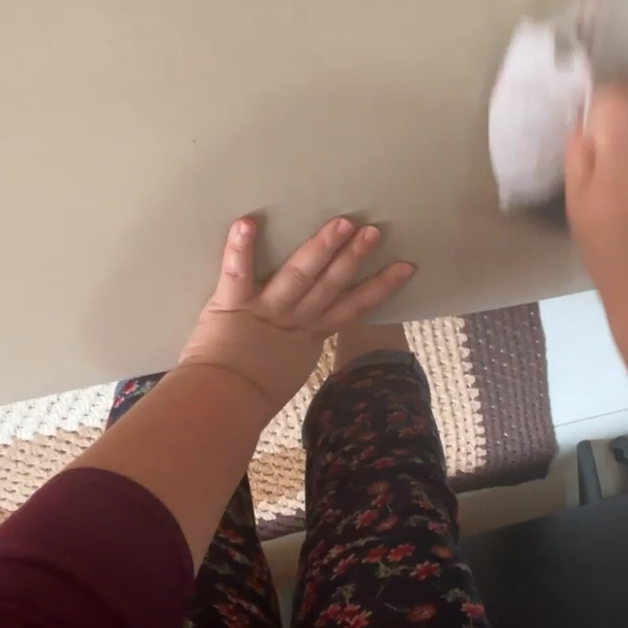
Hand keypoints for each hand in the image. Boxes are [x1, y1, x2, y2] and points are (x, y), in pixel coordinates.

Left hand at [179, 217, 415, 410]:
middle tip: (372, 231)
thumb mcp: (289, 368)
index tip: (405, 266)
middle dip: (353, 257)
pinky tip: (246, 221)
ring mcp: (266, 309)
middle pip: (330, 283)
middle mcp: (295, 317)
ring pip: (298, 274)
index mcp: (310, 332)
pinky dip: (240, 248)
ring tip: (342, 223)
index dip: (381, 287)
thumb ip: (299, 345)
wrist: (222, 406)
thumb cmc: (252, 394)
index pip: (353, 307)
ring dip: (321, 247)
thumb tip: (307, 335)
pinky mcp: (232, 305)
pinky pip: (236, 273)